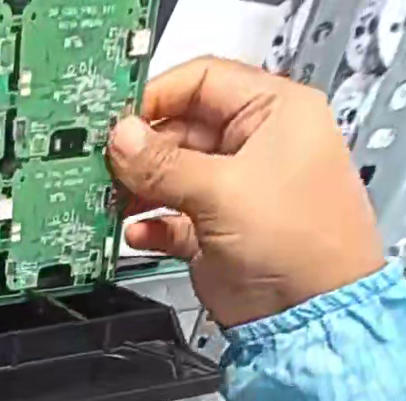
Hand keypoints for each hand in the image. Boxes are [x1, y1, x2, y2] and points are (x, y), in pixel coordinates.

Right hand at [105, 57, 385, 327]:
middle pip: (176, 134)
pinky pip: (165, 222)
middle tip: (101, 170)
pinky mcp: (208, 234)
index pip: (201, 83)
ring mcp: (226, 194)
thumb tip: (123, 139)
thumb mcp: (224, 191)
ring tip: (108, 203)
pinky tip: (134, 234)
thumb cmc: (300, 242)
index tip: (113, 123)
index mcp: (271, 114)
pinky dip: (146, 228)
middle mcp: (248, 150)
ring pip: (165, 180)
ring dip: (134, 192)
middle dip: (136, 153)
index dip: (154, 98)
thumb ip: (166, 164)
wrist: (304, 312)